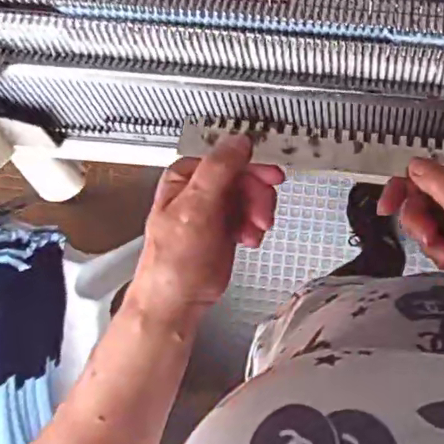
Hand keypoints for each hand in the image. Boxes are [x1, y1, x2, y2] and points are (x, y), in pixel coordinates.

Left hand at [125, 136, 283, 328]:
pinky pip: (251, 214)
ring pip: (251, 195)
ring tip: (253, 230)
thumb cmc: (173, 263)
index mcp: (186, 177)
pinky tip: (248, 238)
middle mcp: (200, 189)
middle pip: (244, 177)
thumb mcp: (196, 208)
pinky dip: (255, 226)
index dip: (252, 168)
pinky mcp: (226, 225)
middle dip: (257, 196)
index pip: (228, 157)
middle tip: (261, 214)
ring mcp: (214, 207)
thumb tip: (238, 142)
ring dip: (258, 213)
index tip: (271, 177)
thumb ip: (219, 171)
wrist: (177, 301)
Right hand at [377, 159, 443, 324]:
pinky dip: (443, 254)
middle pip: (422, 201)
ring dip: (432, 243)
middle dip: (420, 223)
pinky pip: (441, 244)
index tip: (387, 211)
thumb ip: (440, 184)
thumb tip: (414, 164)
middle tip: (433, 240)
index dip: (402, 189)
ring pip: (429, 225)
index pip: (422, 173)